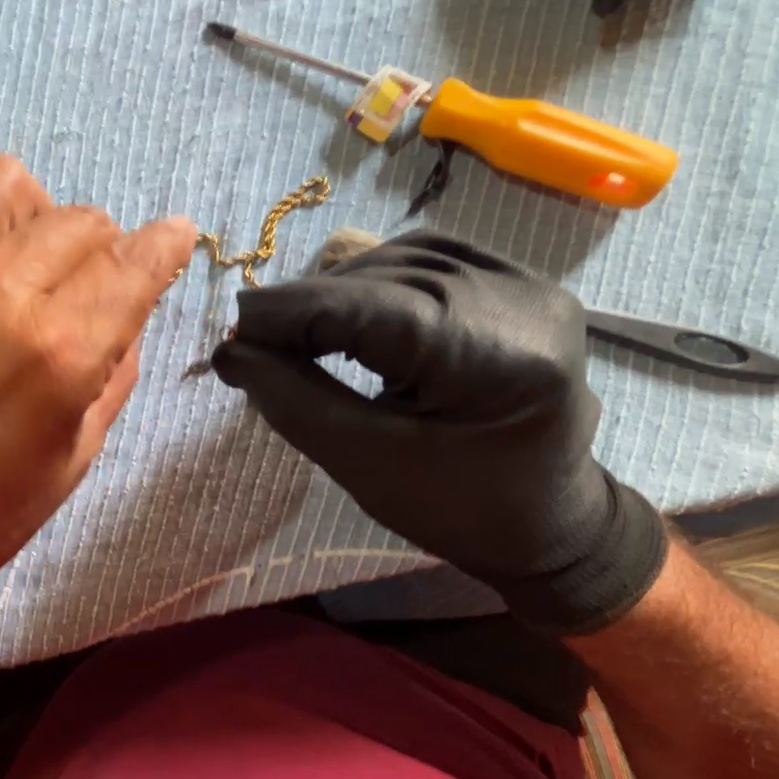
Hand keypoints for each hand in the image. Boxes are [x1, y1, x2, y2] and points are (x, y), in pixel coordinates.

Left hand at [0, 154, 195, 645]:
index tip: (175, 237)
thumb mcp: (76, 455)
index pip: (135, 262)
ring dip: (34, 213)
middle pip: (80, 219)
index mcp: (60, 352)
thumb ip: (114, 369)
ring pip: (4, 181)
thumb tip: (128, 308)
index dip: (168, 245)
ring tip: (26, 261)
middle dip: (104, 248)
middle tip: (89, 289)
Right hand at [210, 231, 665, 632]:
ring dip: (336, 289)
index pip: (372, 308)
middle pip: (386, 276)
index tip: (232, 333)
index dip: (292, 311)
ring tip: (294, 330)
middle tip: (253, 342)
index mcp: (495, 359)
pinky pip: (431, 260)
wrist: (547, 520)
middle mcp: (521, 302)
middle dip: (308, 304)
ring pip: (404, 258)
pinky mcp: (522, 284)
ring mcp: (529, 285)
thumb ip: (293, 401)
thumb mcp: (363, 465)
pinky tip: (344, 310)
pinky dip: (373, 280)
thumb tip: (231, 353)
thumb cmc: (454, 510)